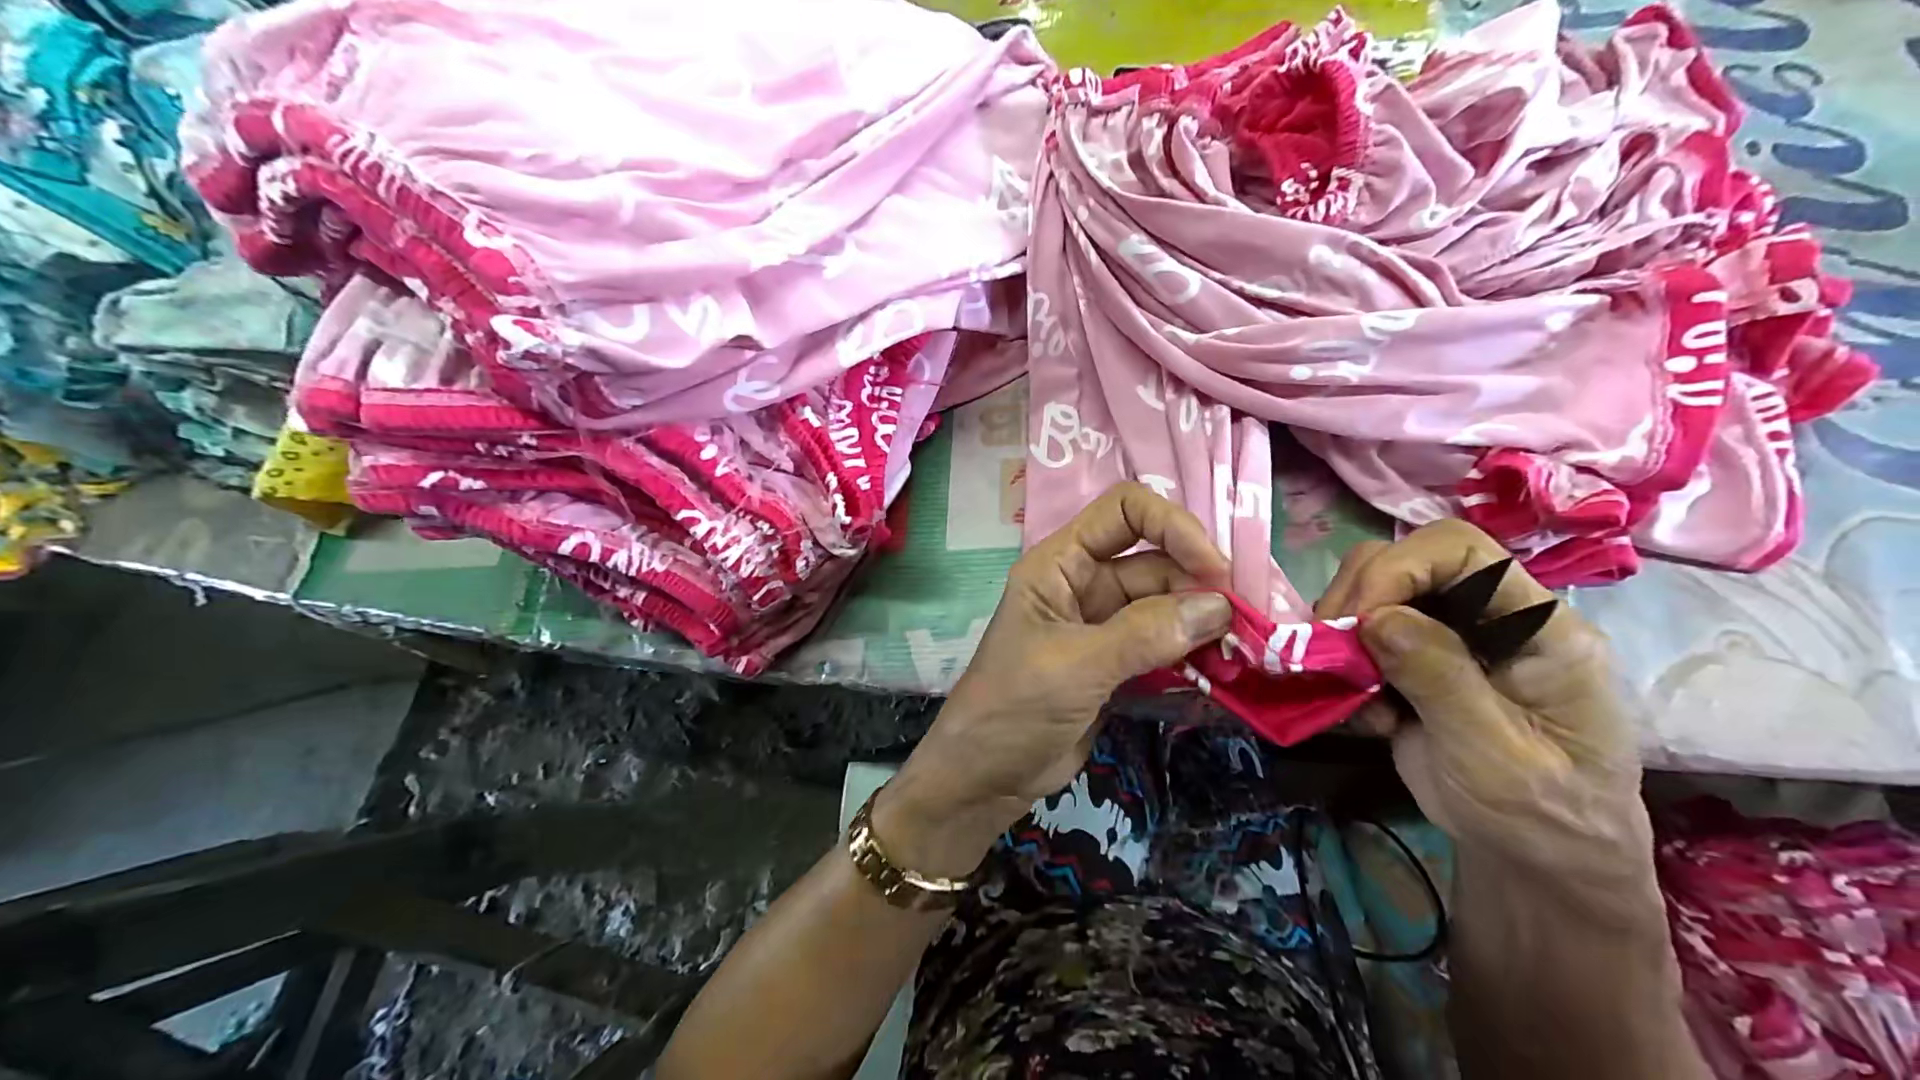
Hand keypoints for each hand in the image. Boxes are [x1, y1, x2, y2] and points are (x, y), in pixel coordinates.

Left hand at [876, 483, 1234, 876]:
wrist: (985, 776)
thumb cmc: (1014, 707)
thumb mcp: (1075, 666)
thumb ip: (1144, 634)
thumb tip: (1218, 607)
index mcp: (1060, 564)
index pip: (1124, 511)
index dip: (1172, 526)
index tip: (1213, 569)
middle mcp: (1083, 584)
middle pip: (1156, 561)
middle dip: (1199, 586)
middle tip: (1244, 625)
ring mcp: (1102, 625)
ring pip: (1166, 605)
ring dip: (1203, 622)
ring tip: (1242, 649)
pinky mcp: (1117, 664)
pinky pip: (1165, 643)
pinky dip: (1193, 652)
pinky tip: (1222, 669)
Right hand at [1314, 520, 1658, 916]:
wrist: (1536, 861)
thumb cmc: (1538, 815)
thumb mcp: (1493, 755)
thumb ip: (1441, 680)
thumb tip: (1376, 617)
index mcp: (1539, 629)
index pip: (1463, 551)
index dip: (1399, 568)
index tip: (1357, 621)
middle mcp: (1492, 617)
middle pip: (1407, 560)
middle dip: (1356, 599)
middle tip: (1330, 653)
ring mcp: (1451, 636)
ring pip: (1373, 591)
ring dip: (1342, 633)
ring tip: (1348, 689)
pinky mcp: (1416, 660)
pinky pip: (1360, 633)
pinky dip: (1342, 663)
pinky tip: (1359, 708)